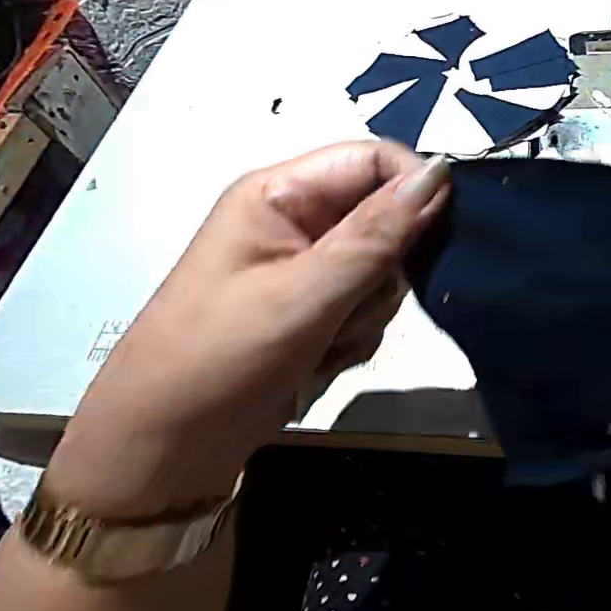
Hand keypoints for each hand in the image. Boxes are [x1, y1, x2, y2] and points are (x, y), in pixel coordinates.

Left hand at [44, 143, 448, 515]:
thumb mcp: (305, 293)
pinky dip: (360, 333)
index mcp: (280, 194)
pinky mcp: (323, 307)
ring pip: (388, 267)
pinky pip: (375, 304)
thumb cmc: (220, 357)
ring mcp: (313, 268)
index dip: (413, 185)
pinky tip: (322, 355)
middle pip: (387, 215)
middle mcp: (301, 222)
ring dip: (369, 308)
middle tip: (355, 301)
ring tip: (326, 338)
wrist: (167, 450)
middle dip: (385, 265)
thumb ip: (378, 234)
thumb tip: (440, 173)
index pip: (371, 160)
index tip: (443, 229)